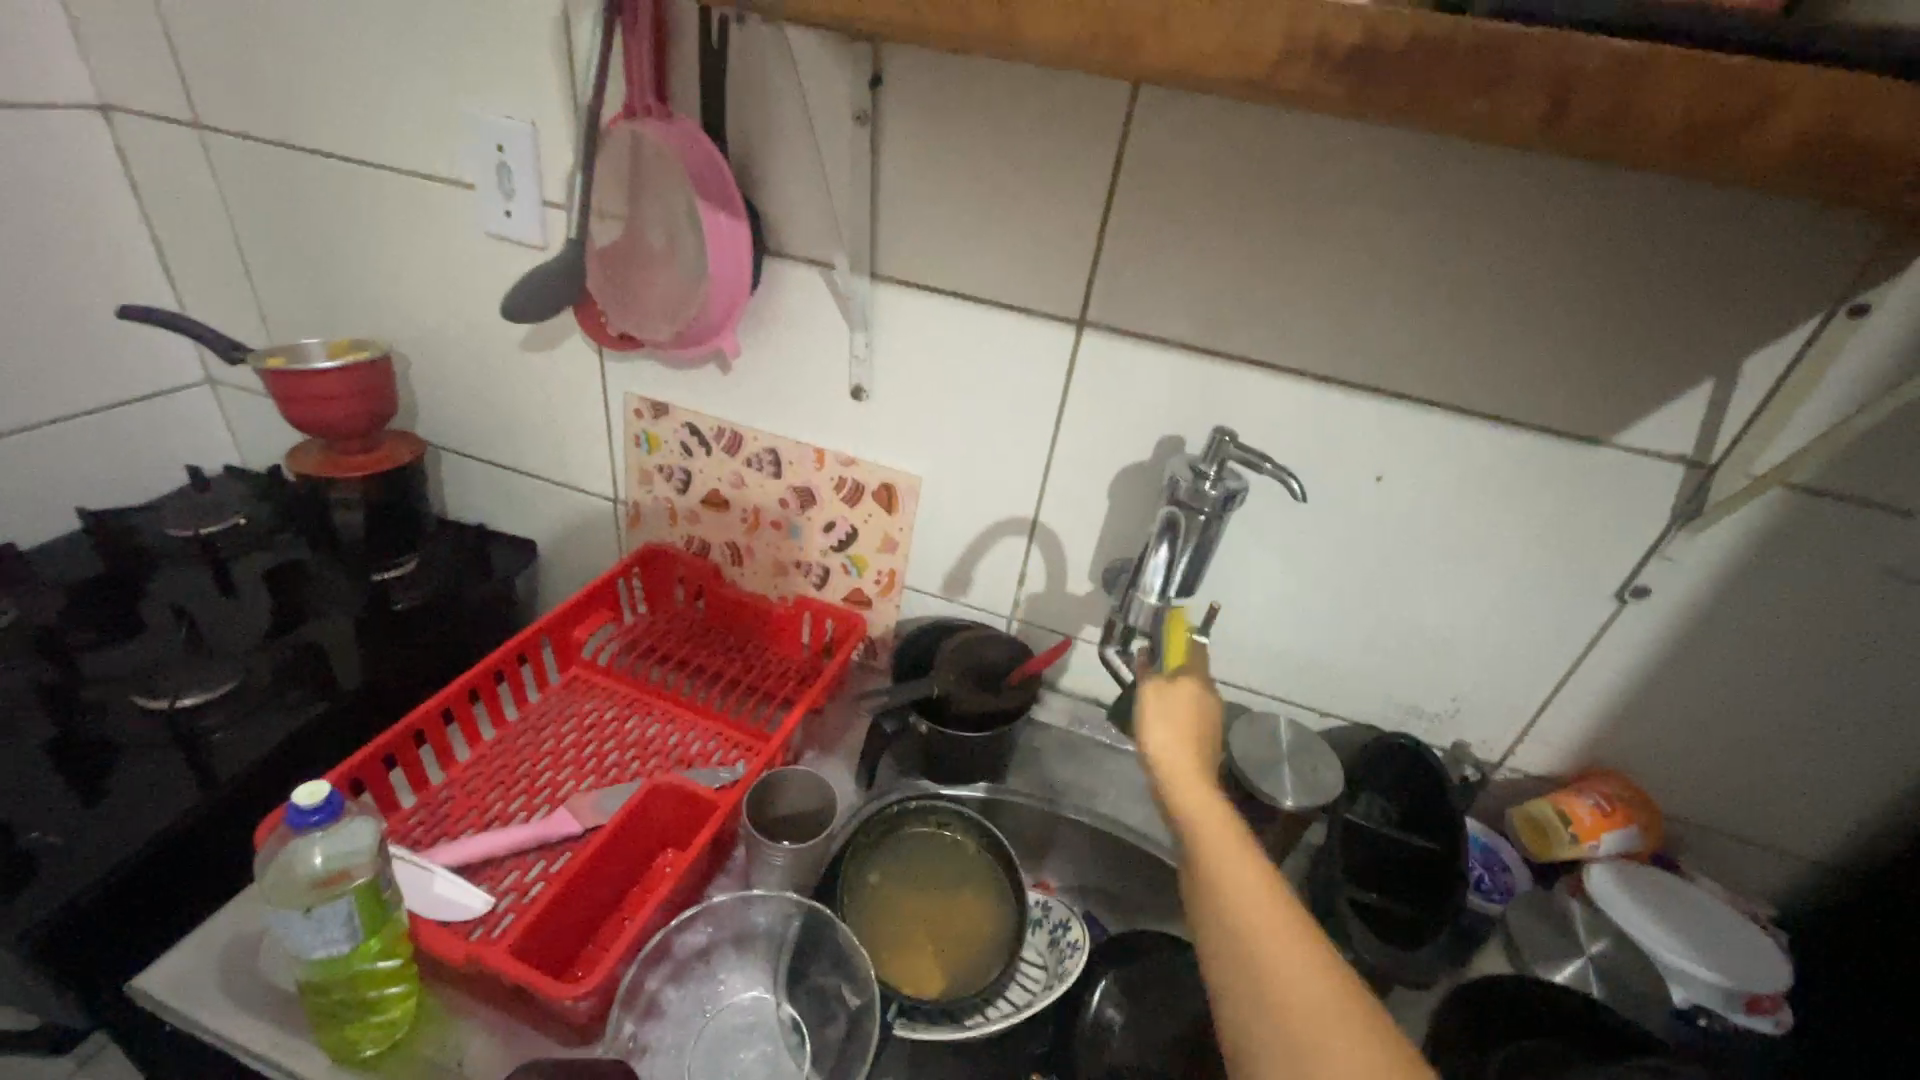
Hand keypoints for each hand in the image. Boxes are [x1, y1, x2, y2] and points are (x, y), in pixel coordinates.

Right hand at [1131, 645, 1225, 814]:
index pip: (1196, 646)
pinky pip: (1192, 718)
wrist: (1184, 781)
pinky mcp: (1209, 739)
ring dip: (1175, 696)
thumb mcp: (1147, 693)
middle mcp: (1212, 694)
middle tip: (1149, 675)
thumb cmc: (1164, 729)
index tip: (1164, 637)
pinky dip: (1178, 716)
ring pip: (1192, 697)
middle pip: (1193, 674)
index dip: (1181, 638)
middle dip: (1174, 672)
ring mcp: (1214, 718)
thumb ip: (1147, 669)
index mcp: (1199, 677)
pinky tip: (1161, 727)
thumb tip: (1147, 652)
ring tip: (1151, 704)